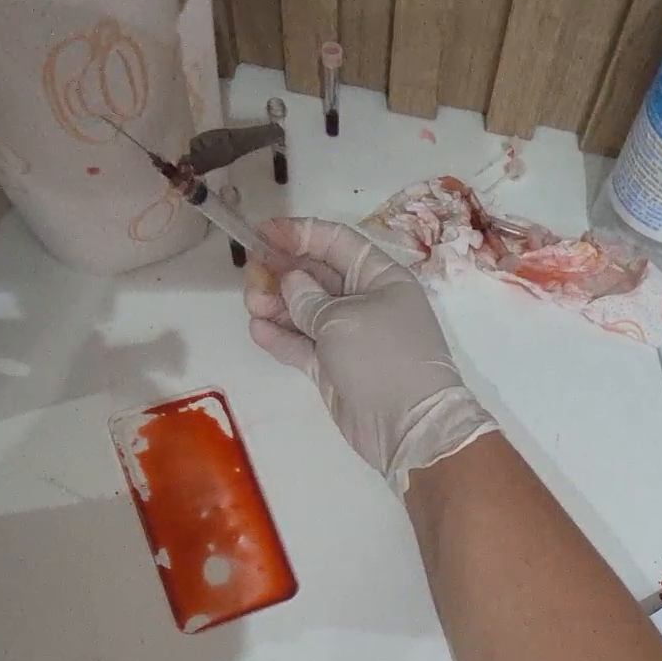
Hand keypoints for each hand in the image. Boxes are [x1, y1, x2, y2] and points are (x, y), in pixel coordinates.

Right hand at [244, 218, 496, 492]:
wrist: (409, 427)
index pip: (337, 242)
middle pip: (316, 276)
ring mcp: (349, 339)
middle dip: (282, 272)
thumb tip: (291, 282)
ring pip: (305, 312)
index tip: (261, 232)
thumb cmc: (384, 359)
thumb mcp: (344, 319)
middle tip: (252, 278)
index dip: (299, 233)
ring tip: (252, 306)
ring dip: (276, 305)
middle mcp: (366, 303)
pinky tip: (257, 329)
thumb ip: (309, 298)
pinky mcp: (334, 370)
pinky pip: (302, 346)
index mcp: (381, 278)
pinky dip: (280, 338)